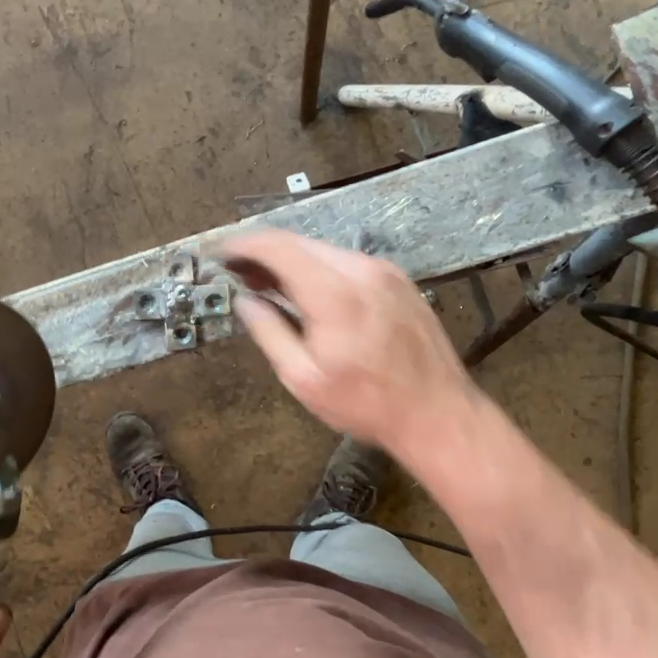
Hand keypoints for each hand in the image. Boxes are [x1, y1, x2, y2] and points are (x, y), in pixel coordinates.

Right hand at [218, 230, 478, 456]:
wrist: (437, 413)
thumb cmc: (365, 403)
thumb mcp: (303, 378)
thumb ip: (269, 332)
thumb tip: (244, 302)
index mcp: (334, 293)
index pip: (277, 248)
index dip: (243, 245)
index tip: (219, 252)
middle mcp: (361, 270)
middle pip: (299, 243)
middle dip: (262, 253)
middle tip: (237, 273)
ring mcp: (384, 272)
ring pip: (323, 251)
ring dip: (290, 261)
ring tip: (267, 285)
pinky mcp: (397, 281)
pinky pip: (347, 263)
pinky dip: (318, 270)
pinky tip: (306, 293)